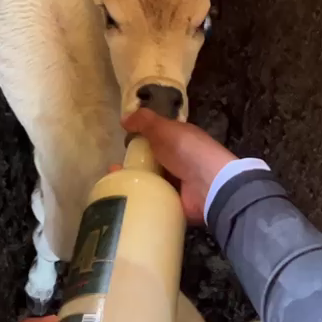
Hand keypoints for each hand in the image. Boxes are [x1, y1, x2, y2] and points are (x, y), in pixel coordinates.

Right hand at [121, 110, 236, 225]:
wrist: (208, 185)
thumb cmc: (186, 150)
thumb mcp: (163, 128)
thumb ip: (144, 120)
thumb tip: (124, 118)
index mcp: (181, 139)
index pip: (159, 137)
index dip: (142, 138)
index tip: (123, 144)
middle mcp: (181, 160)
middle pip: (153, 160)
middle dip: (134, 163)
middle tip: (113, 168)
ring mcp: (179, 183)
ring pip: (151, 181)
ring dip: (134, 182)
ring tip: (114, 184)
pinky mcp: (176, 203)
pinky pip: (154, 199)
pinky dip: (140, 198)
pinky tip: (125, 198)